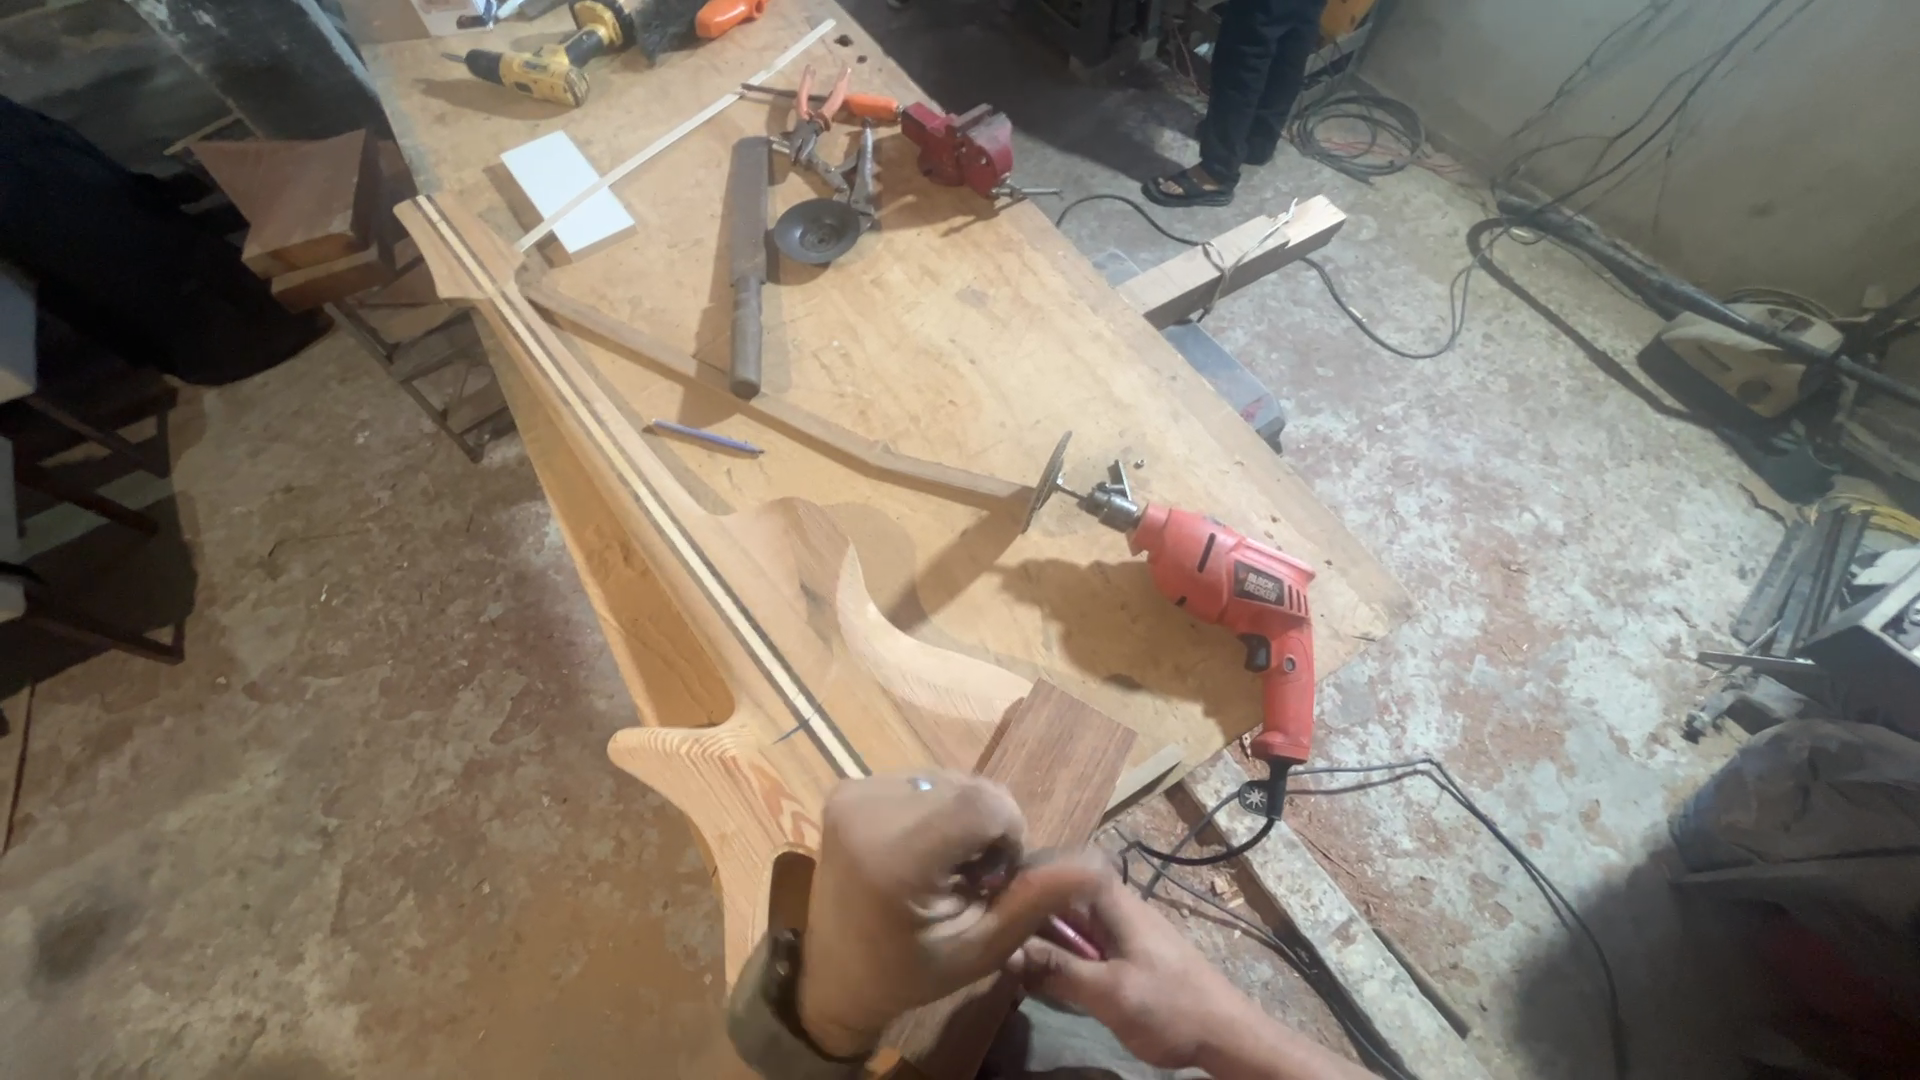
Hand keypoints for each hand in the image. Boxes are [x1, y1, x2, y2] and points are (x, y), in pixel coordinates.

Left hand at [797, 770, 1107, 1057]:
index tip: (996, 875)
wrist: (832, 974)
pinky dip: (937, 808)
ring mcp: (852, 793)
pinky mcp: (847, 788)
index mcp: (895, 856)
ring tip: (945, 865)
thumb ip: (1033, 901)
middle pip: (969, 786)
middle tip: (971, 876)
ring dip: (963, 815)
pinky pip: (921, 780)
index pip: (983, 802)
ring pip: (948, 778)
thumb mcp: (978, 949)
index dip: (1008, 831)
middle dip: (988, 825)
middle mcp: (867, 810)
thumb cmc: (908, 972)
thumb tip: (1094, 865)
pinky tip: (922, 849)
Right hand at [1007, 872, 1255, 1069]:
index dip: (1027, 870)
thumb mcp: (1111, 993)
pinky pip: (1079, 940)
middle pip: (1059, 891)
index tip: (992, 888)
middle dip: (1025, 904)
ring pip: (1067, 917)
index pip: (1062, 864)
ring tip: (1002, 943)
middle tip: (987, 922)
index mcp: (1112, 900)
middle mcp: (1112, 905)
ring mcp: (1118, 928)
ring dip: (1038, 930)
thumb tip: (1006, 952)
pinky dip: (1056, 948)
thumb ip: (1059, 970)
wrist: (1227, 1034)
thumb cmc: (1171, 1005)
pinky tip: (1036, 966)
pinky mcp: (1122, 952)